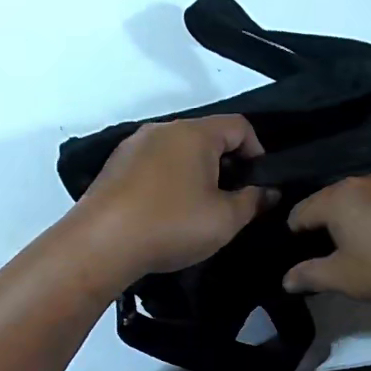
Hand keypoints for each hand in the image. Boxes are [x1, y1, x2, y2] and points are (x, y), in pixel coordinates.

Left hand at [72, 116, 277, 276]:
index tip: (259, 183)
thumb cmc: (171, 225)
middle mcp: (162, 129)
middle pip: (206, 137)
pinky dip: (167, 181)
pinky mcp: (113, 167)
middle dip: (225, 164)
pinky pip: (152, 166)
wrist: (100, 244)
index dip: (258, 151)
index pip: (239, 125)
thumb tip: (269, 191)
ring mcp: (133, 146)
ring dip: (194, 174)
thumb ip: (253, 201)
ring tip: (198, 208)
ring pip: (176, 152)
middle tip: (232, 199)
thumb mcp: (225, 220)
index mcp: (194, 133)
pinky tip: (164, 212)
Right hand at [282, 173, 370, 307]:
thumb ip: (309, 276)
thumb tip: (285, 279)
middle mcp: (361, 181)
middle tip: (325, 256)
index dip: (292, 237)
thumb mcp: (344, 278)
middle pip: (327, 201)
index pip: (299, 213)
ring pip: (357, 199)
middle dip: (321, 226)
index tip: (298, 259)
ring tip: (356, 249)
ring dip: (350, 220)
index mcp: (337, 198)